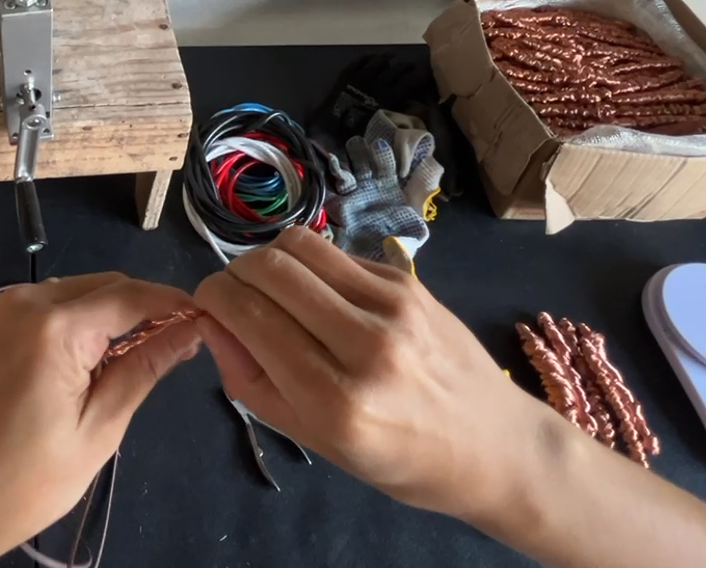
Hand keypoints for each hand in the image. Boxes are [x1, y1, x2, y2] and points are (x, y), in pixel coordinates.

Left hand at [0, 274, 203, 567]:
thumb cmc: (24, 481)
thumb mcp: (97, 431)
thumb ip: (144, 369)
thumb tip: (190, 331)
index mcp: (54, 326)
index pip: (130, 296)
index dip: (173, 304)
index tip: (207, 320)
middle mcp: (27, 299)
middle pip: (105, 285)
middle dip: (144, 307)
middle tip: (176, 344)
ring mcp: (3, 304)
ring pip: (78, 289)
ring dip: (111, 312)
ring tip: (136, 356)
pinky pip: (50, 302)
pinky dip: (78, 317)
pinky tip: (90, 354)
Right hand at [193, 227, 556, 525]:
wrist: (498, 447)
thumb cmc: (402, 460)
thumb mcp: (316, 442)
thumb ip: (252, 381)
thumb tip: (210, 321)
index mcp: (337, 401)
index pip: (249, 316)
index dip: (213, 297)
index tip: (207, 305)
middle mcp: (366, 345)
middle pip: (269, 268)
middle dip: (234, 272)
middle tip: (234, 294)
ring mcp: (393, 304)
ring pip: (298, 244)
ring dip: (266, 257)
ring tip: (268, 285)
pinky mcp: (407, 279)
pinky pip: (334, 252)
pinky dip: (307, 263)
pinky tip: (315, 291)